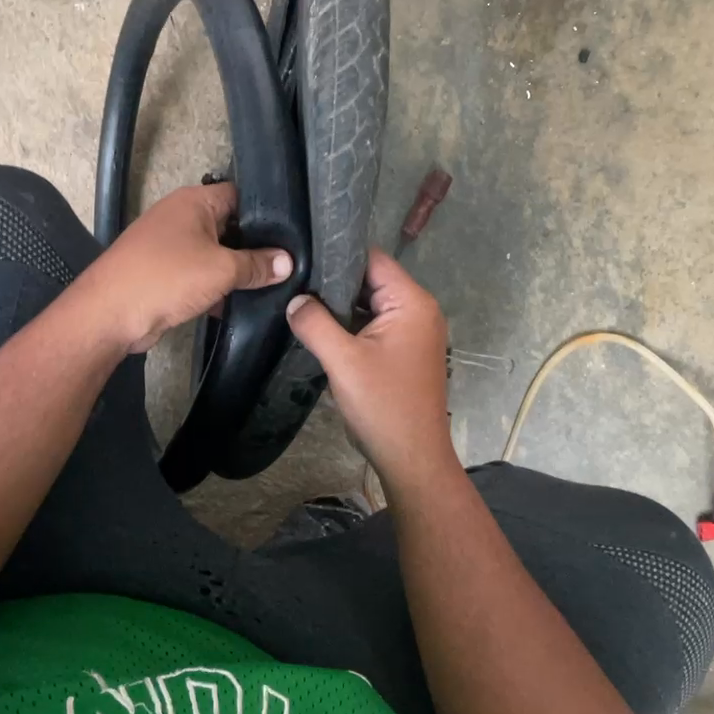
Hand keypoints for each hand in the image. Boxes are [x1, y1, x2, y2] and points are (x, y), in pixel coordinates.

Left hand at [75, 182, 291, 352]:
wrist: (111, 314)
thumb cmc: (166, 278)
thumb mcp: (221, 269)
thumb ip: (257, 265)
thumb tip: (287, 262)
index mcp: (194, 202)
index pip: (239, 196)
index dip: (266, 212)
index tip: (292, 233)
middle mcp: (181, 217)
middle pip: (229, 226)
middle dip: (254, 246)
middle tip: (288, 263)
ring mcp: (170, 247)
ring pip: (214, 254)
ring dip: (235, 271)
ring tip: (273, 285)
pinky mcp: (164, 275)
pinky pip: (200, 276)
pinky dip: (217, 289)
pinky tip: (240, 305)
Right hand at [285, 249, 457, 479]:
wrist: (411, 457)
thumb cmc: (383, 404)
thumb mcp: (342, 360)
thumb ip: (315, 323)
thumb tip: (294, 300)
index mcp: (412, 302)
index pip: (372, 260)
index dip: (337, 256)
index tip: (301, 259)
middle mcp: (419, 310)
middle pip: (371, 281)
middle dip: (334, 284)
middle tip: (293, 284)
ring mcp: (414, 333)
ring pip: (370, 305)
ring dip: (340, 308)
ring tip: (300, 304)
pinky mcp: (405, 353)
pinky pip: (374, 327)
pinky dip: (351, 327)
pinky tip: (321, 332)